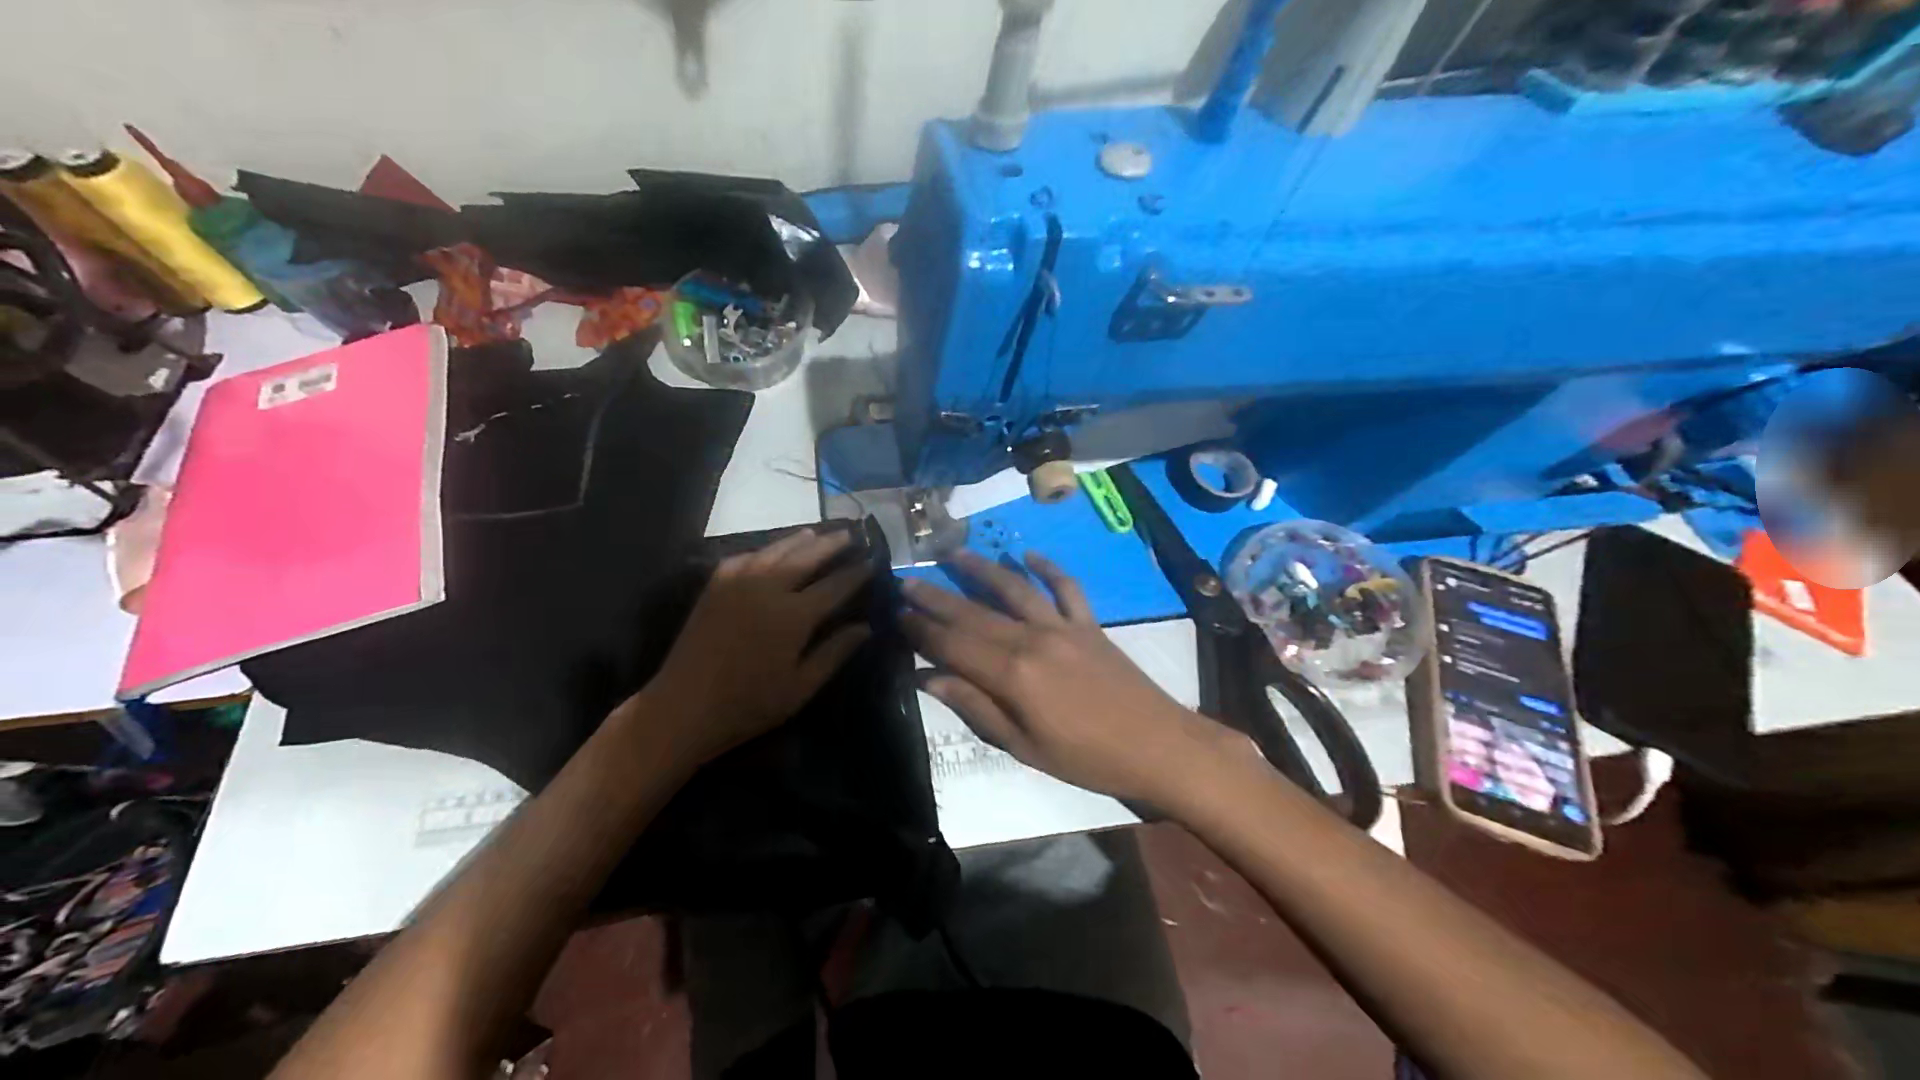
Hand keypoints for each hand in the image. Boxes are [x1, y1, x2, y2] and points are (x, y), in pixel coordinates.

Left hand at [637, 529, 871, 765]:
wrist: (683, 707)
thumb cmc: (749, 705)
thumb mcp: (801, 687)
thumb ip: (835, 652)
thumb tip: (866, 627)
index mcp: (794, 615)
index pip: (836, 585)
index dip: (857, 573)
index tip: (874, 561)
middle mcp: (768, 587)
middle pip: (807, 557)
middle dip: (832, 544)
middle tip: (852, 534)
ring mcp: (738, 582)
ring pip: (777, 550)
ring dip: (801, 540)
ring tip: (818, 533)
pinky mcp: (716, 585)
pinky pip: (746, 556)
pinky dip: (766, 549)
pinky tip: (773, 550)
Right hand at [902, 550, 1239, 804]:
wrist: (1157, 744)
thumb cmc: (1085, 758)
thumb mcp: (1023, 745)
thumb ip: (975, 706)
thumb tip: (929, 679)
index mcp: (1011, 674)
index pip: (953, 644)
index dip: (922, 629)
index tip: (896, 613)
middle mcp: (1031, 638)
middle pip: (974, 612)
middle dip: (936, 597)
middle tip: (907, 582)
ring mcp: (1062, 625)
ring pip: (1013, 588)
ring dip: (981, 569)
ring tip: (953, 554)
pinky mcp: (1089, 623)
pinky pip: (1066, 587)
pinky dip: (1048, 568)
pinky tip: (1030, 555)